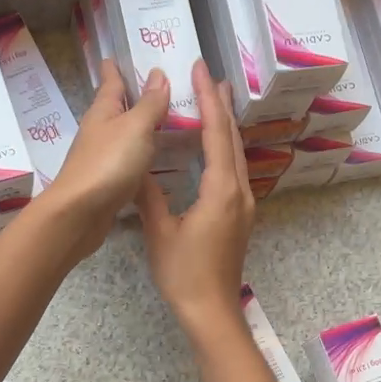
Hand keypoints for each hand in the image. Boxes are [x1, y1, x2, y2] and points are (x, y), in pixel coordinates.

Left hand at [37, 59, 169, 253]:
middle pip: (116, 109)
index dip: (115, 67)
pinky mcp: (105, 184)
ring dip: (138, 129)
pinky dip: (139, 158)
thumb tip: (158, 74)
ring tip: (162, 122)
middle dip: (133, 98)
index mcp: (103, 110)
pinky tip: (152, 162)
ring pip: (122, 137)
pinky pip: (126, 164)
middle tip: (157, 87)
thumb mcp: (135, 126)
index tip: (116, 55)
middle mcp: (99, 132)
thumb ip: (150, 103)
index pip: (110, 81)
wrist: (80, 214)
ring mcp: (100, 159)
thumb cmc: (108, 163)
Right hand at [139, 60, 253, 339]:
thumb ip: (150, 196)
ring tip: (215, 103)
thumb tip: (137, 167)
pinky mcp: (239, 219)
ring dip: (225, 128)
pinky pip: (235, 173)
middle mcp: (239, 192)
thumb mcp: (160, 233)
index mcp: (220, 190)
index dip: (208, 99)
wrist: (211, 312)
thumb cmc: (184, 275)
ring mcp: (243, 207)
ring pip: (237, 156)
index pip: (216, 133)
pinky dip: (225, 151)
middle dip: (221, 107)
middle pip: (232, 140)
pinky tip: (216, 150)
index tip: (201, 69)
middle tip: (211, 76)